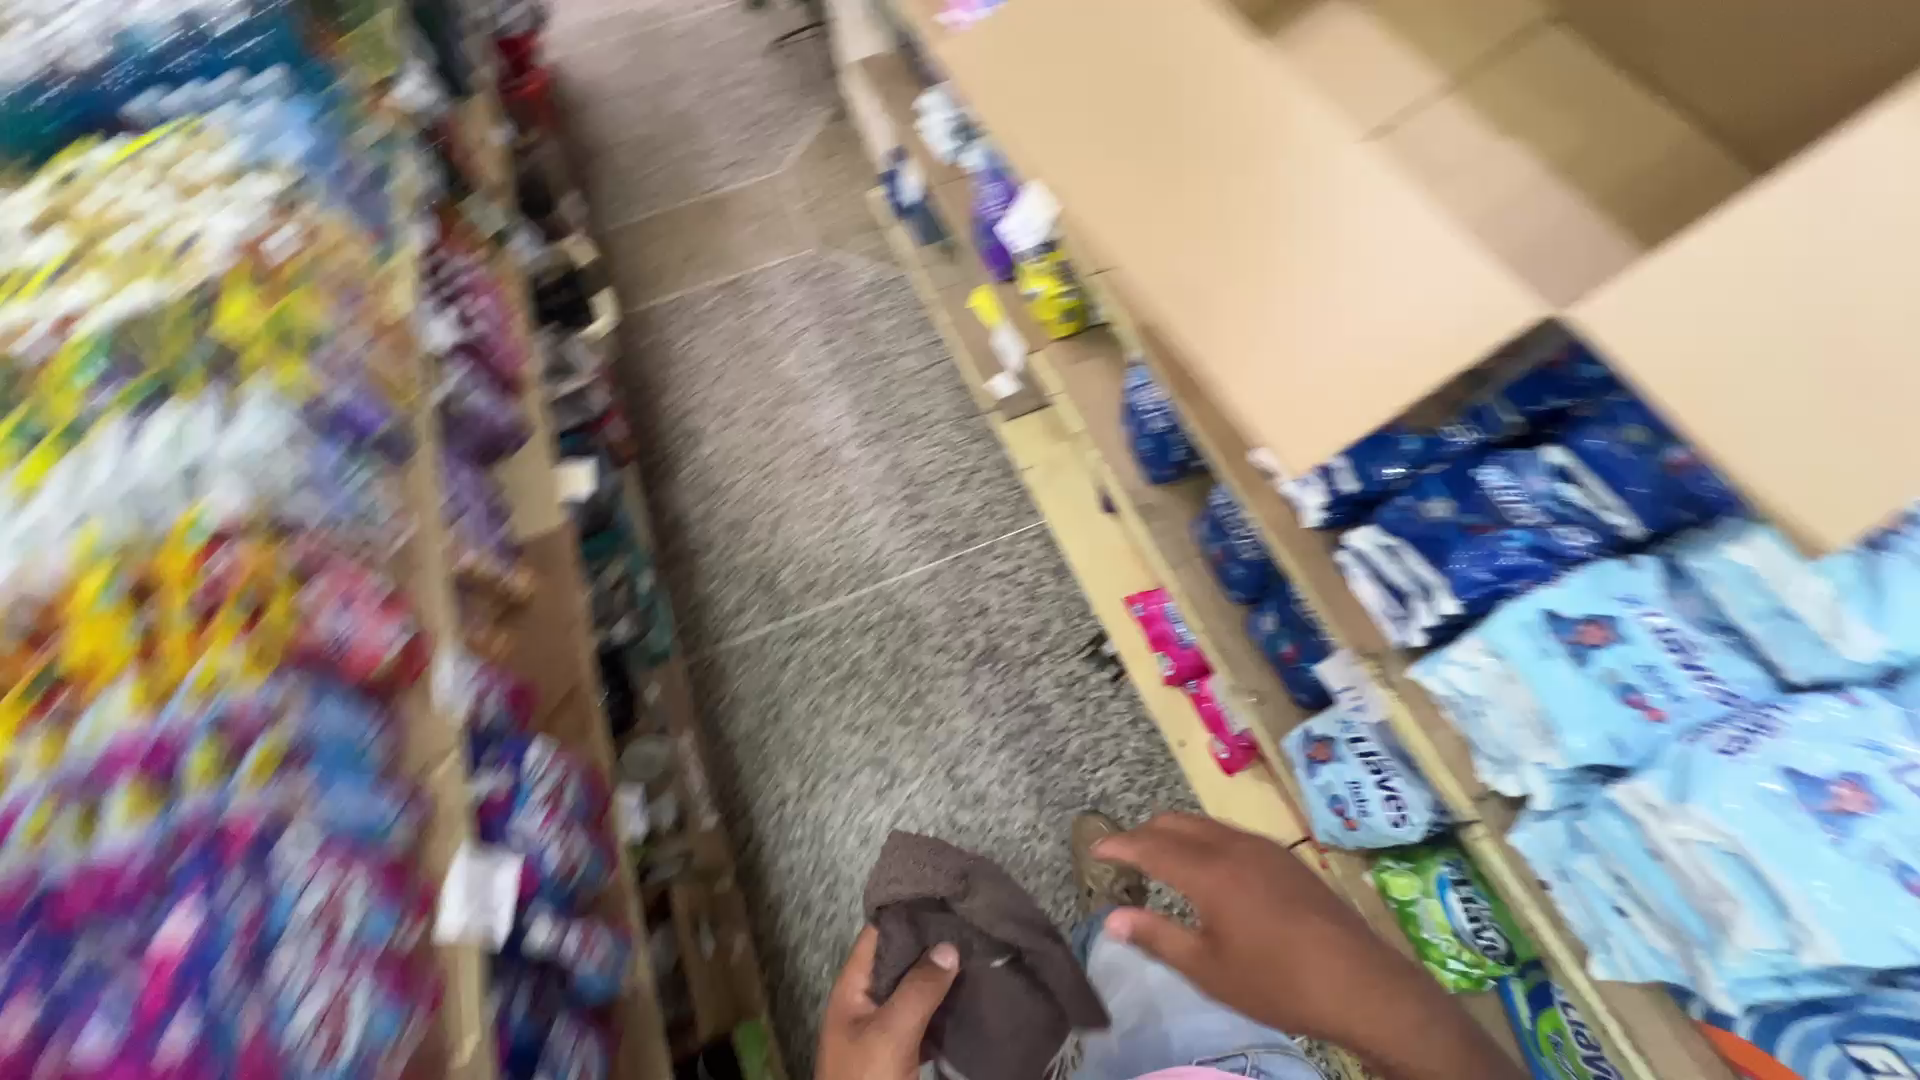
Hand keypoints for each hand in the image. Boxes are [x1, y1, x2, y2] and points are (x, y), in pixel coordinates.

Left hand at [816, 926, 959, 1079]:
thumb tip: (949, 945)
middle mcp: (868, 1001)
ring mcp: (885, 1026)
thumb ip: (917, 988)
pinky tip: (970, 990)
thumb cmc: (866, 1079)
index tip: (940, 898)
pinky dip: (945, 1004)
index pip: (877, 934)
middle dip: (930, 943)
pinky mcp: (904, 1049)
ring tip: (974, 949)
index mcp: (852, 987)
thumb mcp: (889, 1032)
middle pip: (900, 960)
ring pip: (916, 988)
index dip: (906, 914)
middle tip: (966, 923)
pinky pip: (927, 1016)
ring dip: (941, 974)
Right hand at [1094, 814, 1523, 1079]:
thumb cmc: (1278, 982)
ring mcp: (1264, 848)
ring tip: (1164, 862)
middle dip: (1145, 833)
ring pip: (1205, 824)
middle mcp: (1233, 846)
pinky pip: (1231, 833)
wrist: (1364, 985)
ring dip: (1177, 834)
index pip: (1149, 845)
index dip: (1118, 844)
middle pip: (1176, 822)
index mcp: (1208, 872)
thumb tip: (1111, 919)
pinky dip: (1205, 840)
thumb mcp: (1208, 969)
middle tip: (1126, 857)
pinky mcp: (1287, 858)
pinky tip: (1213, 871)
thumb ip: (1156, 937)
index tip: (1095, 848)